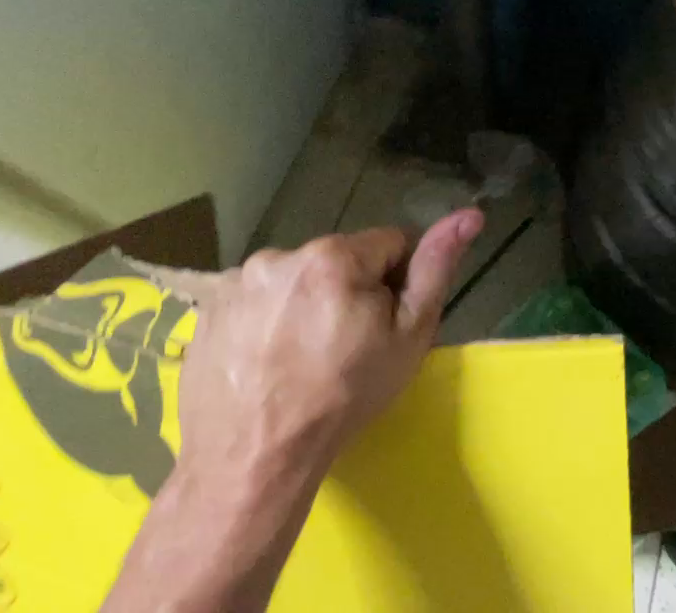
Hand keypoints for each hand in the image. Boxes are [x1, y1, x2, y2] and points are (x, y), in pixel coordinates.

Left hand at [173, 210, 483, 483]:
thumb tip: (470, 215)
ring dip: (311, 302)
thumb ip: (437, 267)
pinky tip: (273, 358)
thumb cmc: (346, 393)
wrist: (254, 459)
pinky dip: (272, 319)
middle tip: (350, 342)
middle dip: (353, 289)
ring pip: (300, 279)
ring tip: (308, 354)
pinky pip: (261, 300)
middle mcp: (278, 256)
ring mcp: (233, 284)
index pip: (391, 243)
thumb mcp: (410, 332)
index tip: (386, 323)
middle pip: (342, 260)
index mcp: (333, 256)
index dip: (399, 281)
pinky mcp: (206, 313)